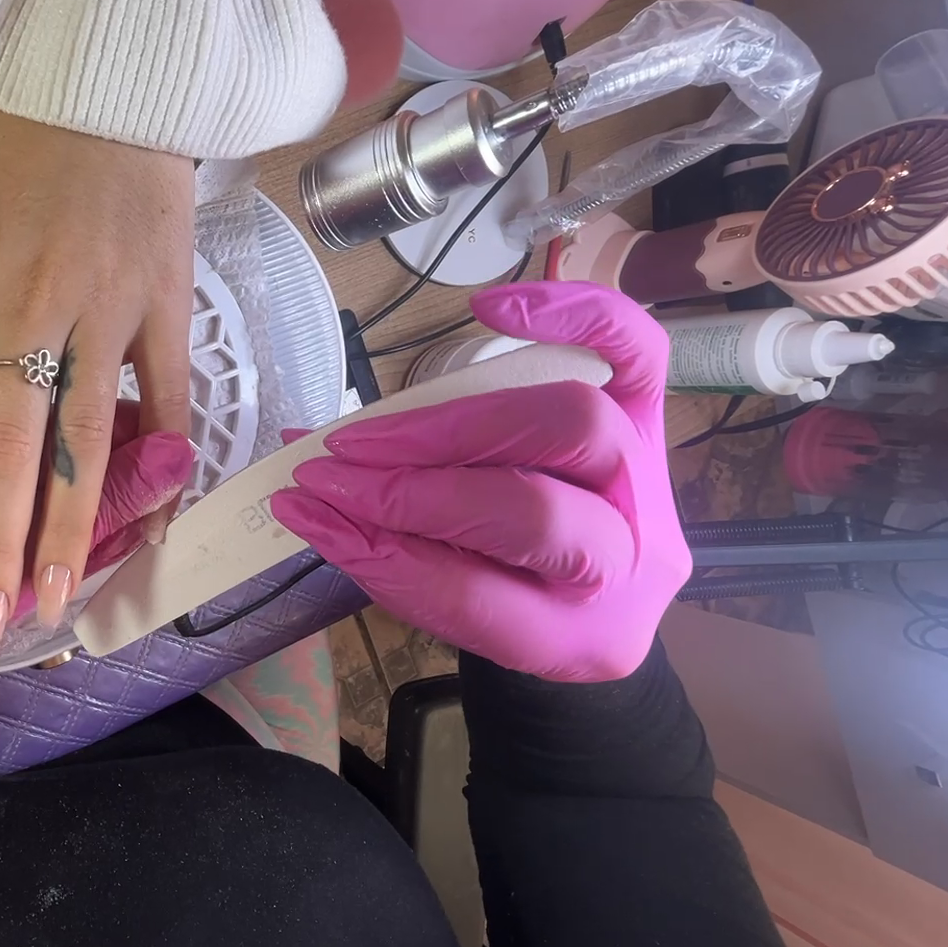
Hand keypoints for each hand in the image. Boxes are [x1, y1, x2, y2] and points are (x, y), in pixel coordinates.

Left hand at [0, 108, 195, 652]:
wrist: (108, 91)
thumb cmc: (16, 161)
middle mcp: (32, 313)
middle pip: (7, 448)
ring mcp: (107, 315)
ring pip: (89, 442)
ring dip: (74, 529)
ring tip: (60, 600)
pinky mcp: (166, 309)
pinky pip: (169, 403)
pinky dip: (163, 468)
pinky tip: (150, 525)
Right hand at [271, 282, 690, 681]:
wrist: (586, 590)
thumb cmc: (503, 595)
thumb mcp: (435, 602)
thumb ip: (373, 554)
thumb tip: (299, 500)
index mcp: (569, 634)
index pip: (468, 591)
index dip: (379, 540)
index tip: (308, 500)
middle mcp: (629, 560)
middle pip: (528, 506)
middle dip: (412, 482)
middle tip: (334, 464)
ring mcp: (648, 482)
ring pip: (568, 426)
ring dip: (452, 420)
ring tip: (372, 428)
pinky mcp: (646, 418)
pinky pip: (635, 353)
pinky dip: (574, 317)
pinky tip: (492, 311)